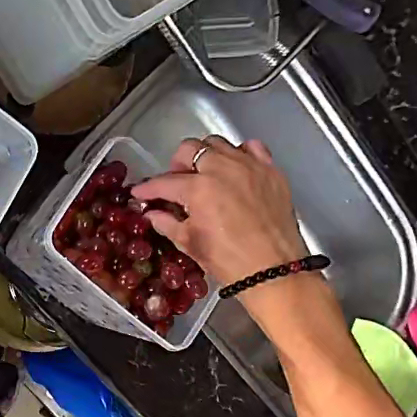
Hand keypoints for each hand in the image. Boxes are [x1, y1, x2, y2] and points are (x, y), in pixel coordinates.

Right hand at [130, 136, 308, 289]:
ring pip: (219, 144)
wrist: (274, 272)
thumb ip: (168, 223)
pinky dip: (240, 154)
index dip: (148, 188)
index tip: (141, 193)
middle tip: (177, 182)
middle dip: (177, 164)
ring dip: (207, 156)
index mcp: (198, 188)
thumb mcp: (191, 243)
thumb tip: (153, 214)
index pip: (165, 182)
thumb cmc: (230, 262)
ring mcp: (250, 167)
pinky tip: (236, 169)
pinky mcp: (272, 172)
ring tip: (206, 174)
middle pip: (190, 149)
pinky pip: (253, 148)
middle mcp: (223, 169)